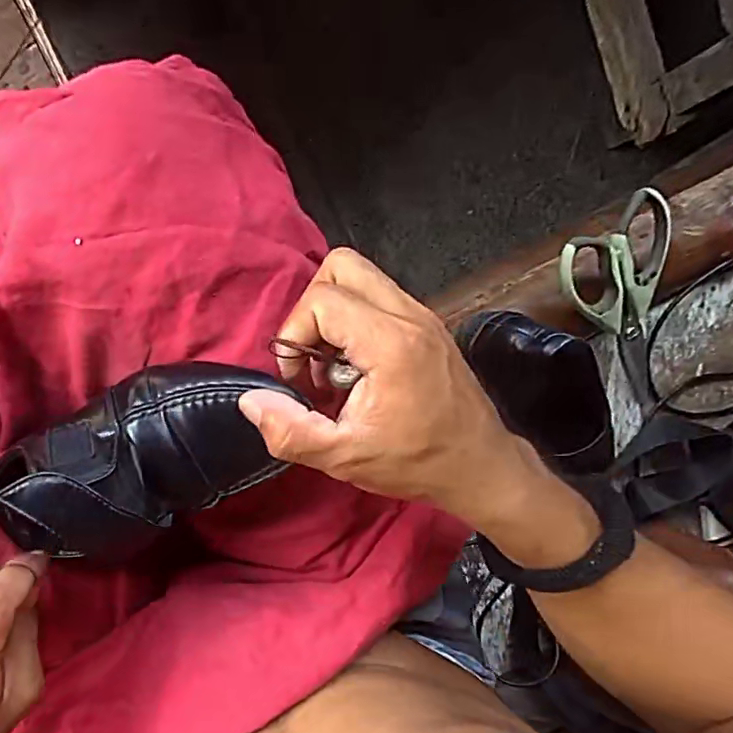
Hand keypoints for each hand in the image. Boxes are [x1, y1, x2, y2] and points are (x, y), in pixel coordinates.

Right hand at [238, 248, 548, 526]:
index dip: (294, 335)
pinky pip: (378, 298)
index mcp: (391, 344)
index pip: (322, 300)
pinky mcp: (427, 325)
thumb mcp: (344, 458)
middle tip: (312, 358)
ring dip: (332, 314)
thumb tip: (252, 401)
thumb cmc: (417, 463)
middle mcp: (410, 316)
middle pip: (342, 266)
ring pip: (360, 277)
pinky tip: (356, 369)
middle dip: (310, 309)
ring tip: (333, 366)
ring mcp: (423, 316)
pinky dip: (354, 322)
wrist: (480, 466)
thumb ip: (290, 432)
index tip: (299, 380)